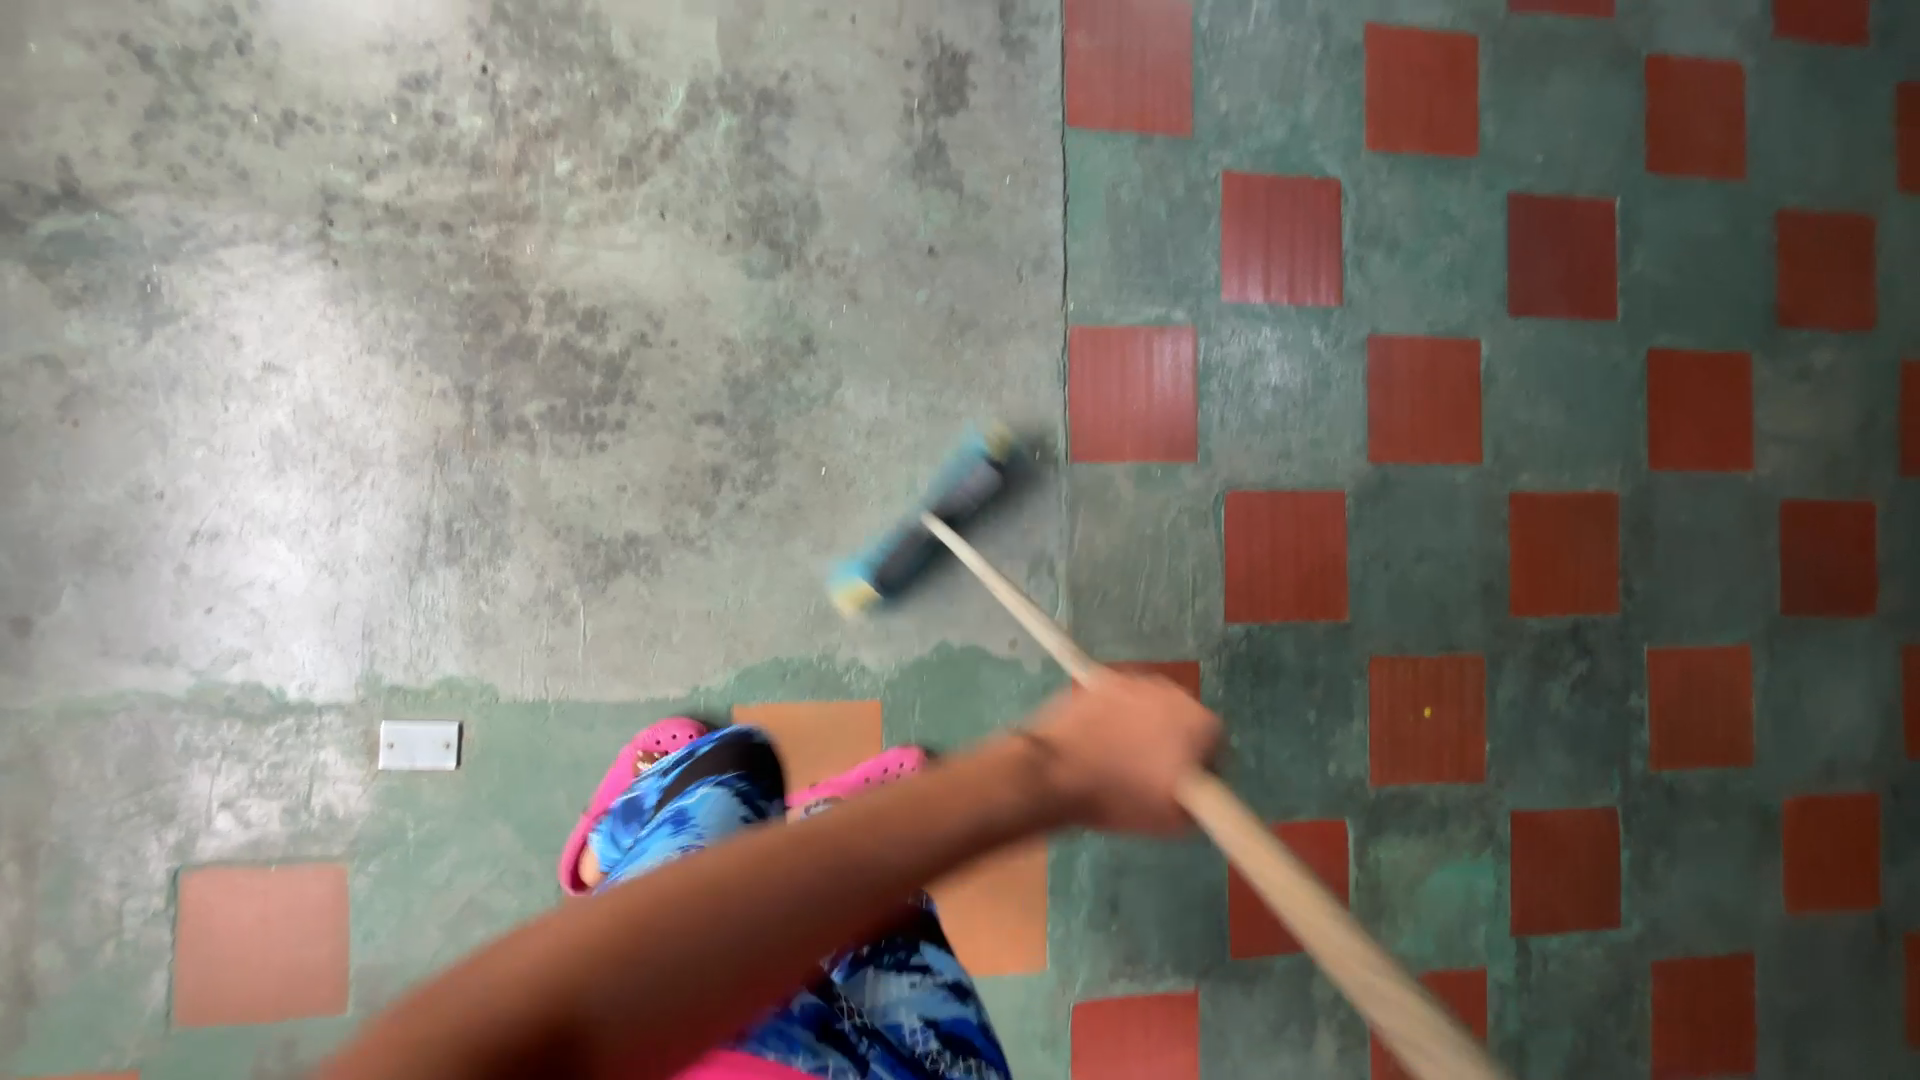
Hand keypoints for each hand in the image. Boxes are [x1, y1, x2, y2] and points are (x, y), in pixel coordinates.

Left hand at [1027, 671, 1222, 833]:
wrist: (1057, 770)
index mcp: (1202, 722)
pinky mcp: (1104, 679)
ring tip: (1123, 757)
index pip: (1216, 748)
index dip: (1202, 770)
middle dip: (1175, 743)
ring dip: (1147, 727)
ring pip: (1154, 709)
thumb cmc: (1121, 797)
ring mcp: (1136, 680)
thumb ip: (1207, 801)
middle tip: (1152, 774)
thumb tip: (1203, 792)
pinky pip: (1123, 701)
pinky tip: (1103, 738)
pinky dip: (1119, 715)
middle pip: (1186, 721)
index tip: (1181, 789)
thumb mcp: (1178, 820)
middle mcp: (1175, 692)